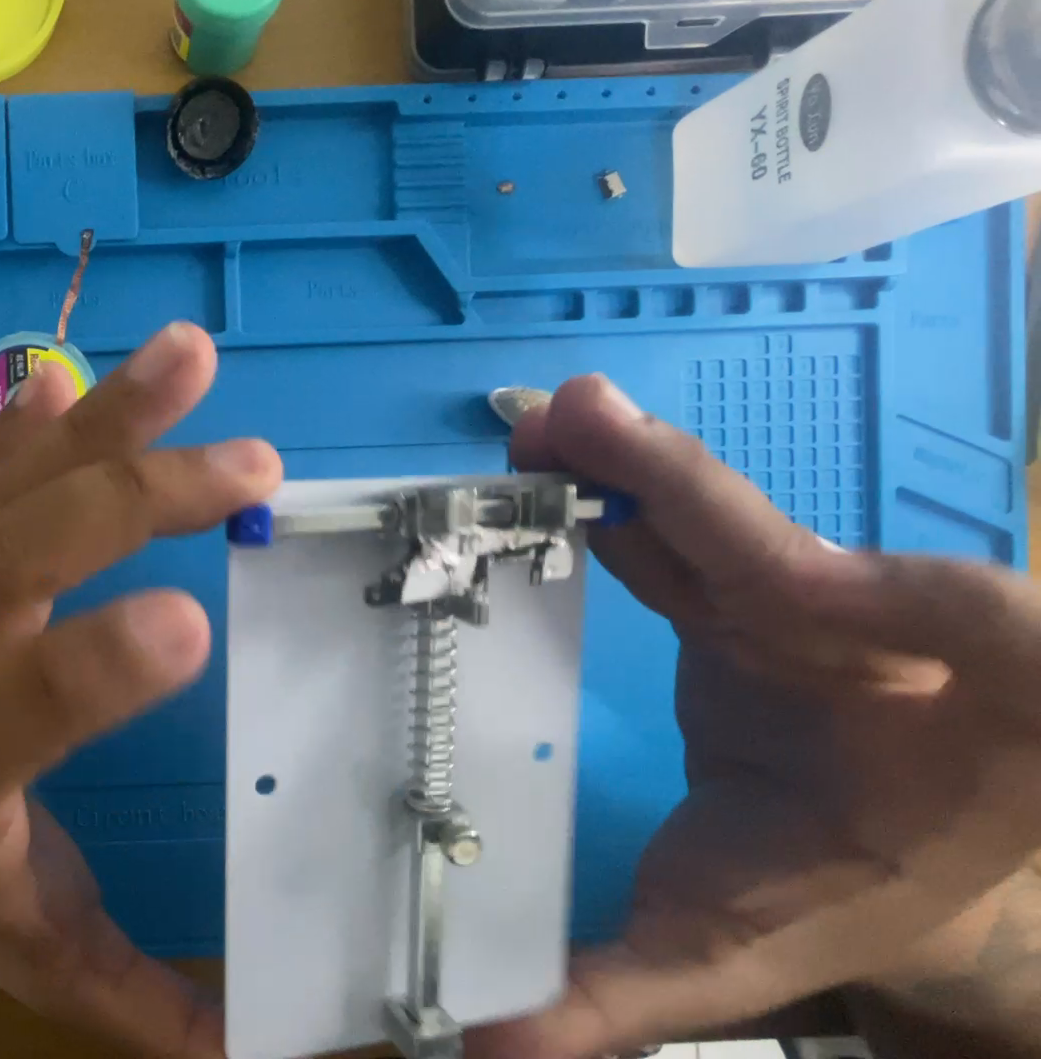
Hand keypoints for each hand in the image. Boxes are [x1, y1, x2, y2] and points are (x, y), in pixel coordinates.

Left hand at [0, 322, 278, 1057]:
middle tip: (250, 462)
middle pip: (15, 559)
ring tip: (188, 356)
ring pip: (2, 490)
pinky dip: (25, 425)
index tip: (192, 622)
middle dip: (134, 504)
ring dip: (100, 420)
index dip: (93, 671)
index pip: (17, 713)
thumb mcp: (36, 951)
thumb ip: (132, 996)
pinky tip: (77, 381)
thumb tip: (249, 1052)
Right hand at [475, 374, 1040, 1056]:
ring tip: (536, 433)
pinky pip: (673, 536)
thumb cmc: (851, 894)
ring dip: (619, 467)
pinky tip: (550, 476)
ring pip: (704, 516)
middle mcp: (863, 622)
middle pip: (751, 528)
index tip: (644, 472)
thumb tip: (476, 1046)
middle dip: (659, 471)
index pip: (850, 596)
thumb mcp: (737, 951)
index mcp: (909, 701)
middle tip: (560, 418)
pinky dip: (611, 501)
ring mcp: (805, 597)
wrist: (938, 865)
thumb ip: (618, 991)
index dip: (745, 533)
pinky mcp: (752, 591)